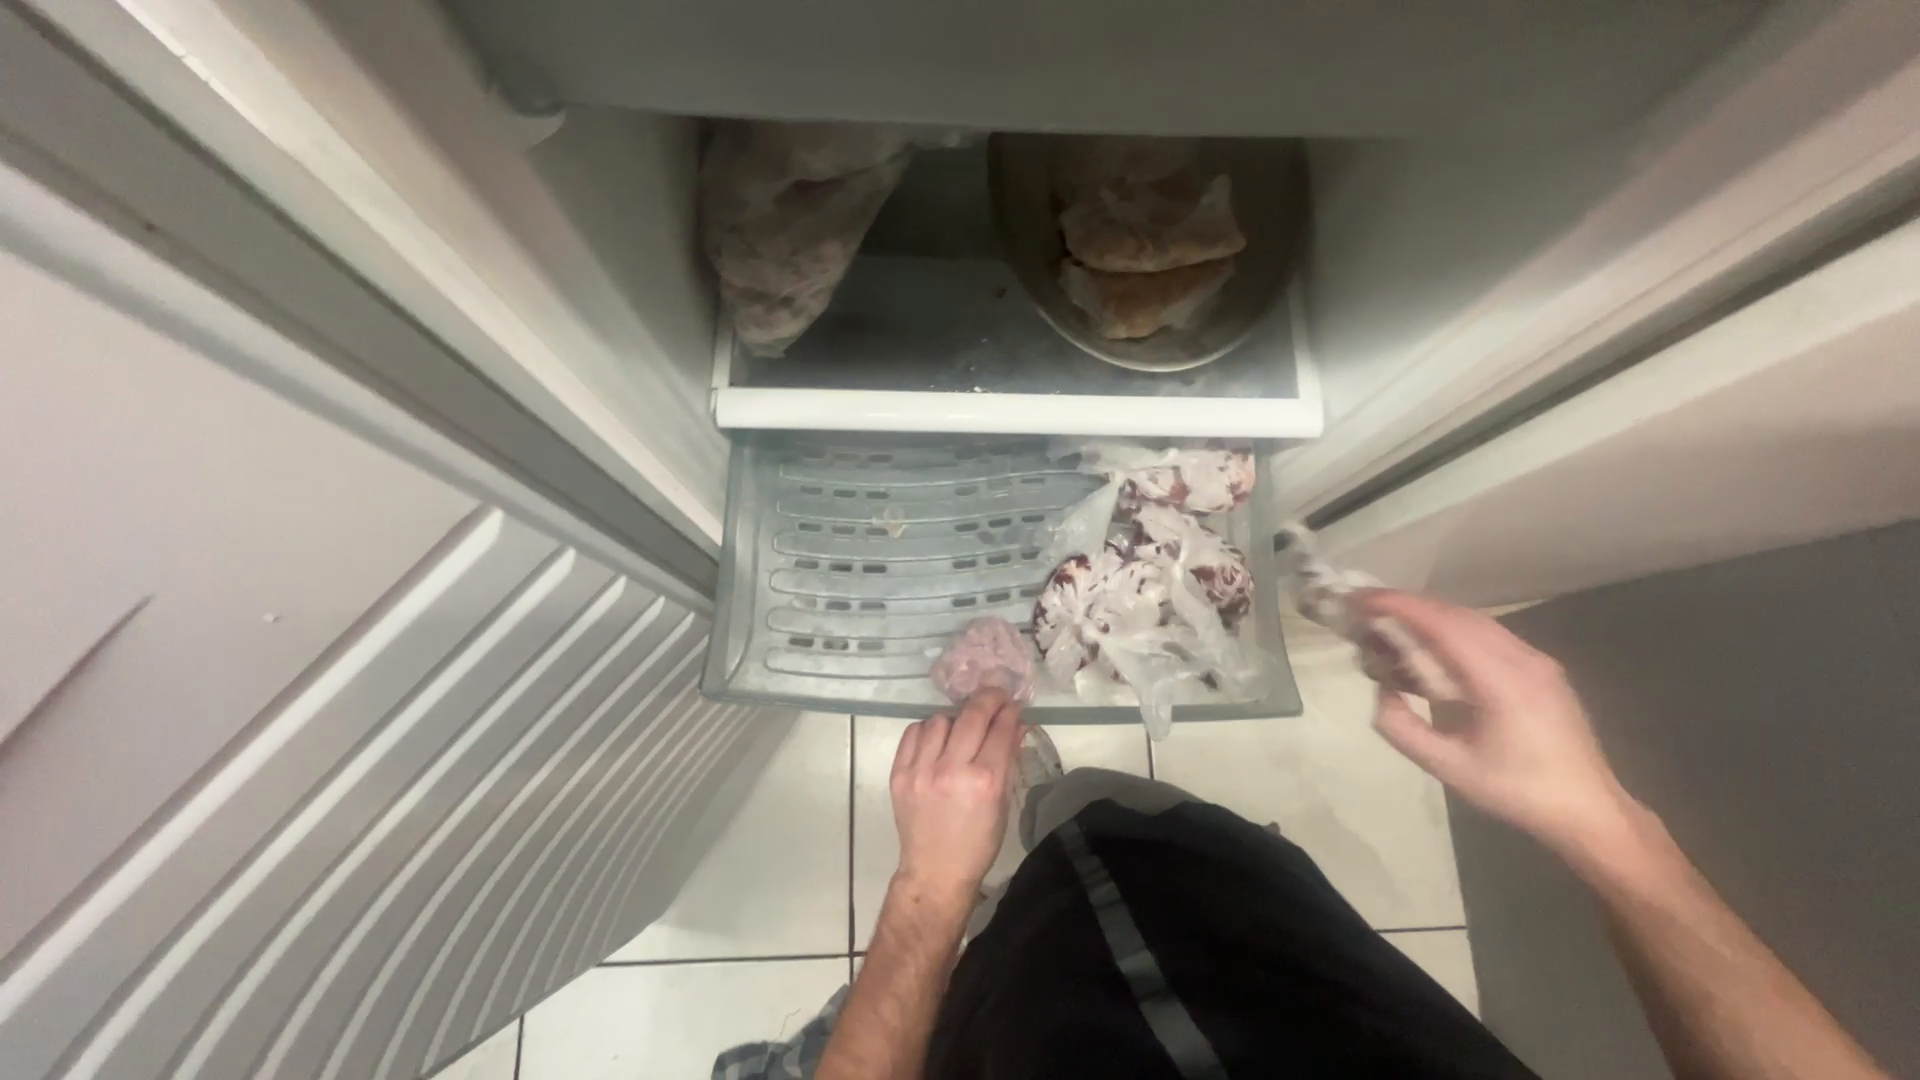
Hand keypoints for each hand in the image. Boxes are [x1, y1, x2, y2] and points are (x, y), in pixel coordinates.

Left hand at [889, 690, 1024, 901]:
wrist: (935, 871)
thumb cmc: (978, 842)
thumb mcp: (1002, 803)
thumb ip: (1008, 759)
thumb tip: (1016, 724)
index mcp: (983, 781)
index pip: (1000, 729)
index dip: (1009, 710)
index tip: (1012, 703)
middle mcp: (950, 770)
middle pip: (971, 715)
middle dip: (988, 699)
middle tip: (995, 697)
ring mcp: (920, 770)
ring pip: (940, 719)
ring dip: (956, 718)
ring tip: (962, 728)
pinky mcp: (899, 773)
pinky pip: (914, 732)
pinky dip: (928, 729)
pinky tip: (937, 738)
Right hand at [1351, 589, 1634, 854]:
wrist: (1588, 810)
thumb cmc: (1515, 791)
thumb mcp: (1446, 767)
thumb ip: (1401, 727)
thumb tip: (1380, 691)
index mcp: (1502, 682)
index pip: (1443, 625)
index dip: (1399, 606)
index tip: (1360, 599)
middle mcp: (1523, 659)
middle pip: (1456, 614)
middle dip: (1406, 603)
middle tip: (1363, 606)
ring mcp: (1536, 660)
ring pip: (1473, 619)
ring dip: (1427, 613)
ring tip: (1388, 619)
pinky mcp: (1540, 667)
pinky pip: (1487, 633)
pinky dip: (1449, 626)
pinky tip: (1428, 640)